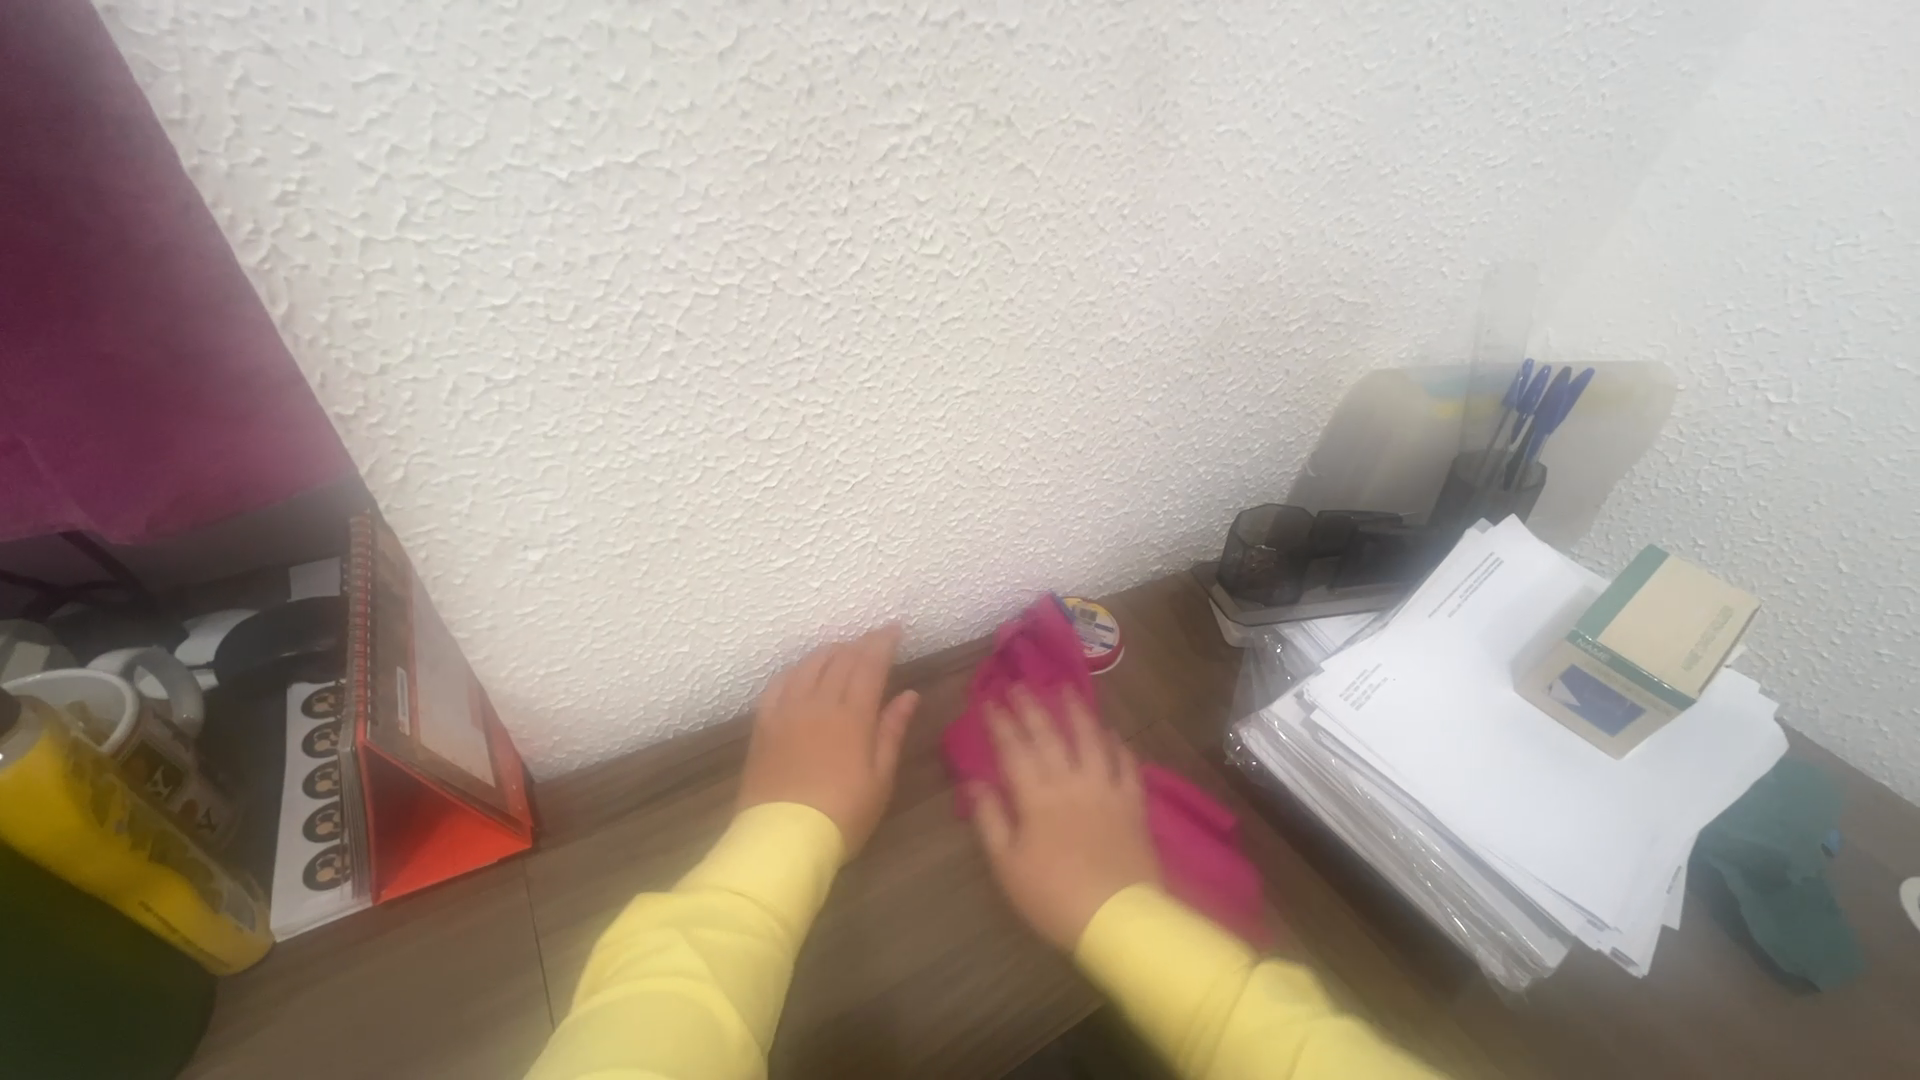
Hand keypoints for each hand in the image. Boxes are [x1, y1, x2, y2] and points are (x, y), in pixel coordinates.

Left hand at [737, 627, 919, 856]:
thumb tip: (908, 695)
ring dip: (829, 652)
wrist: (782, 839)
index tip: (894, 629)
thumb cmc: (842, 815)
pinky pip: (779, 683)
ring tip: (843, 650)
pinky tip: (803, 670)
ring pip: (809, 665)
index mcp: (853, 715)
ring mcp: (787, 711)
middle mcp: (819, 703)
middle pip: (841, 660)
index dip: (883, 643)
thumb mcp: (880, 778)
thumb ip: (892, 731)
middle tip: (874, 637)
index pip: (870, 665)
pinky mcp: (764, 724)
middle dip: (861, 643)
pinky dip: (796, 670)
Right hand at [969, 686, 1159, 950]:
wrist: (1118, 918)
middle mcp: (1071, 780)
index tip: (989, 701)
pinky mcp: (1133, 802)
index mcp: (1036, 796)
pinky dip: (1117, 744)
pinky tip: (1111, 733)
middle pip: (1049, 735)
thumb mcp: (1008, 864)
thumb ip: (990, 819)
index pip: (1013, 748)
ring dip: (1076, 711)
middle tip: (1020, 685)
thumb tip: (974, 782)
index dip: (1000, 723)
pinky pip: (1126, 762)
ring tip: (1066, 690)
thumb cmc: (1054, 896)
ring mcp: (1106, 788)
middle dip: (1031, 707)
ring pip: (1091, 738)